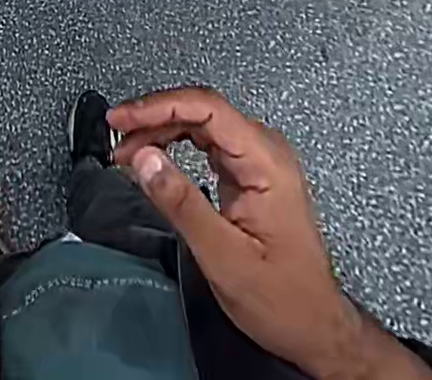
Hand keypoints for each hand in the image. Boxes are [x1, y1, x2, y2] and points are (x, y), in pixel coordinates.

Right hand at [109, 88, 431, 379]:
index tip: (123, 117)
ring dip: (160, 129)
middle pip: (202, 109)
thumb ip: (181, 203)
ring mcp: (257, 157)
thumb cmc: (279, 298)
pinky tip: (152, 155)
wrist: (315, 326)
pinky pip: (206, 140)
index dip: (160, 105)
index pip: (207, 107)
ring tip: (125, 150)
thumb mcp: (224, 256)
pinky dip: (174, 143)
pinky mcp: (247, 169)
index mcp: (265, 160)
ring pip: (201, 122)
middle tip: (116, 134)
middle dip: (153, 116)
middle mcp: (263, 148)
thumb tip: (143, 158)